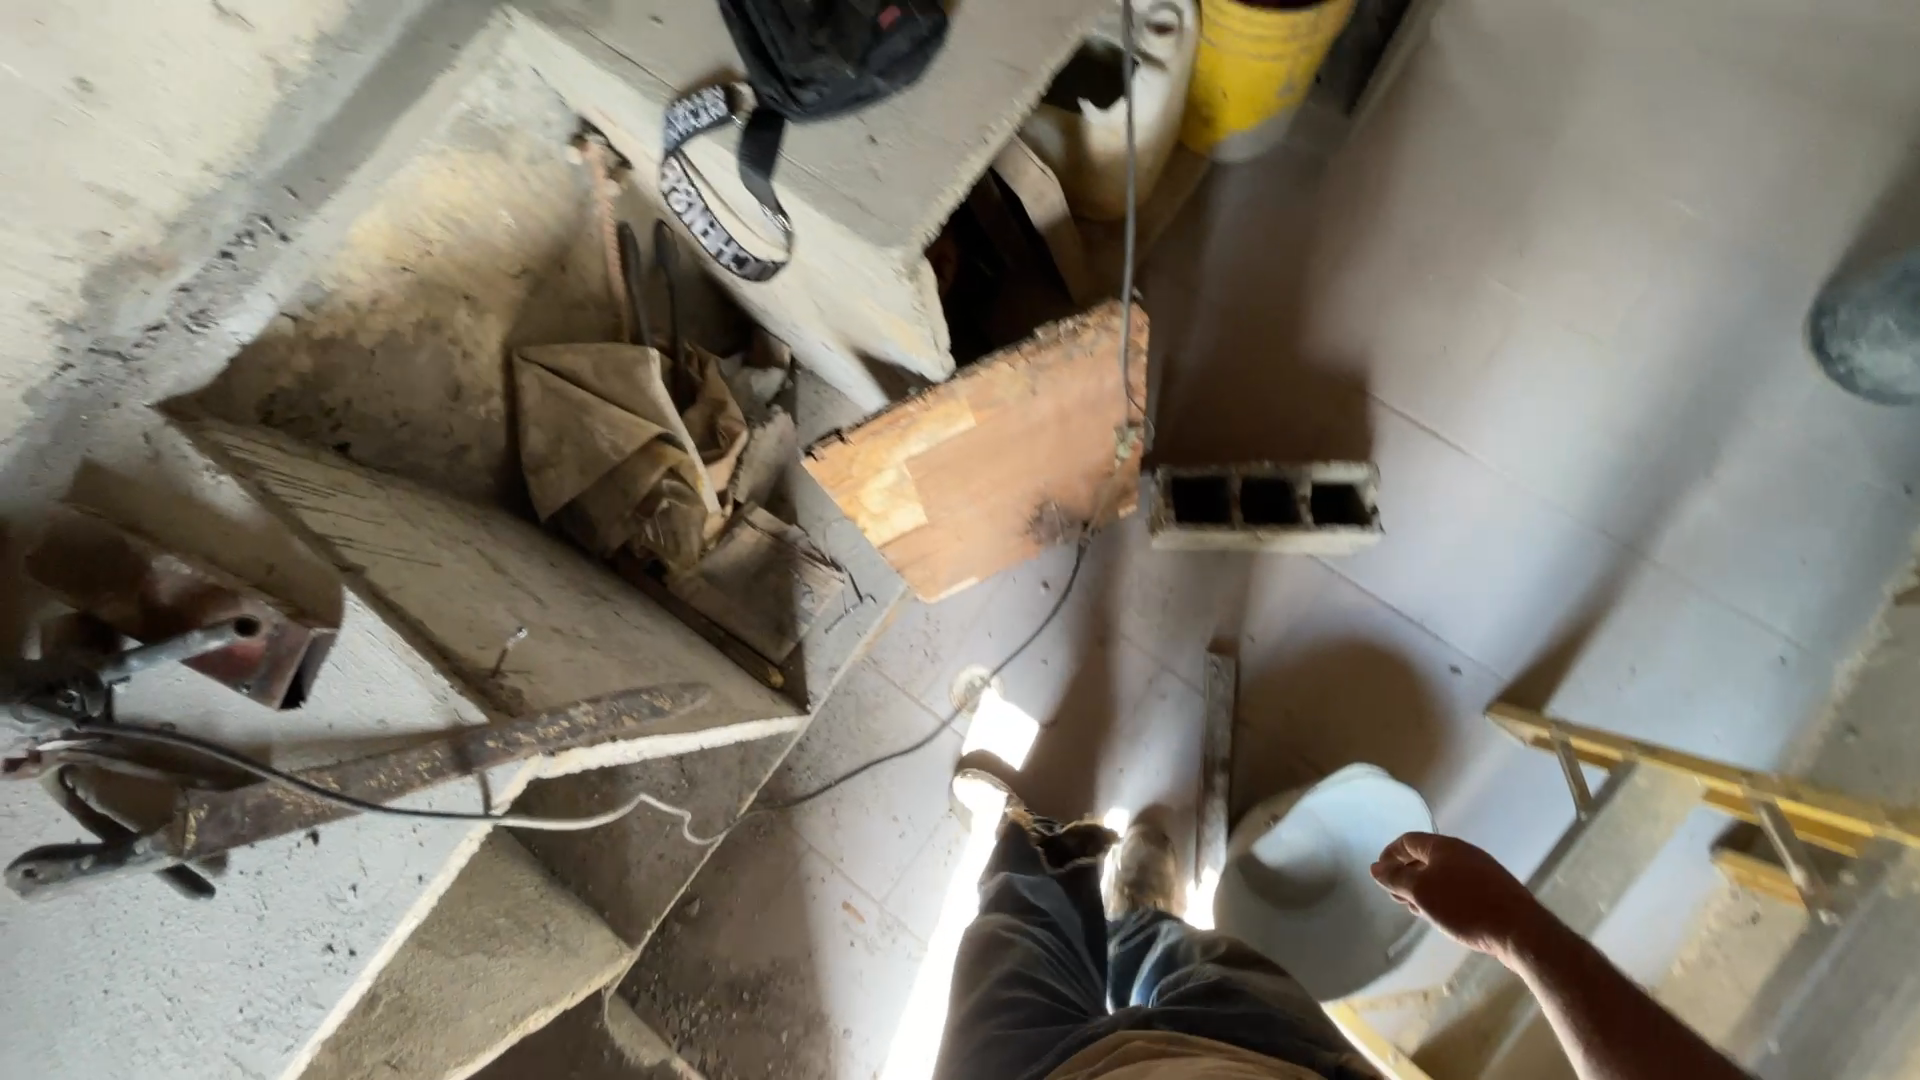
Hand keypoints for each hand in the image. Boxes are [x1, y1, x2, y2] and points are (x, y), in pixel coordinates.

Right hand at [1371, 832, 1547, 961]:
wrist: (1523, 933)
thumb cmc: (1464, 906)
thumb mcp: (1420, 892)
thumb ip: (1395, 878)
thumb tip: (1375, 868)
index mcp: (1443, 846)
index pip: (1407, 841)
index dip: (1389, 856)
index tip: (1380, 877)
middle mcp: (1463, 853)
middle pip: (1424, 857)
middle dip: (1406, 875)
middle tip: (1397, 896)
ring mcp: (1483, 872)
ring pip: (1442, 875)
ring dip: (1424, 889)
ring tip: (1417, 910)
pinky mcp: (1496, 892)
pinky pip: (1460, 887)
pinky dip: (1444, 897)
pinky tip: (1443, 916)